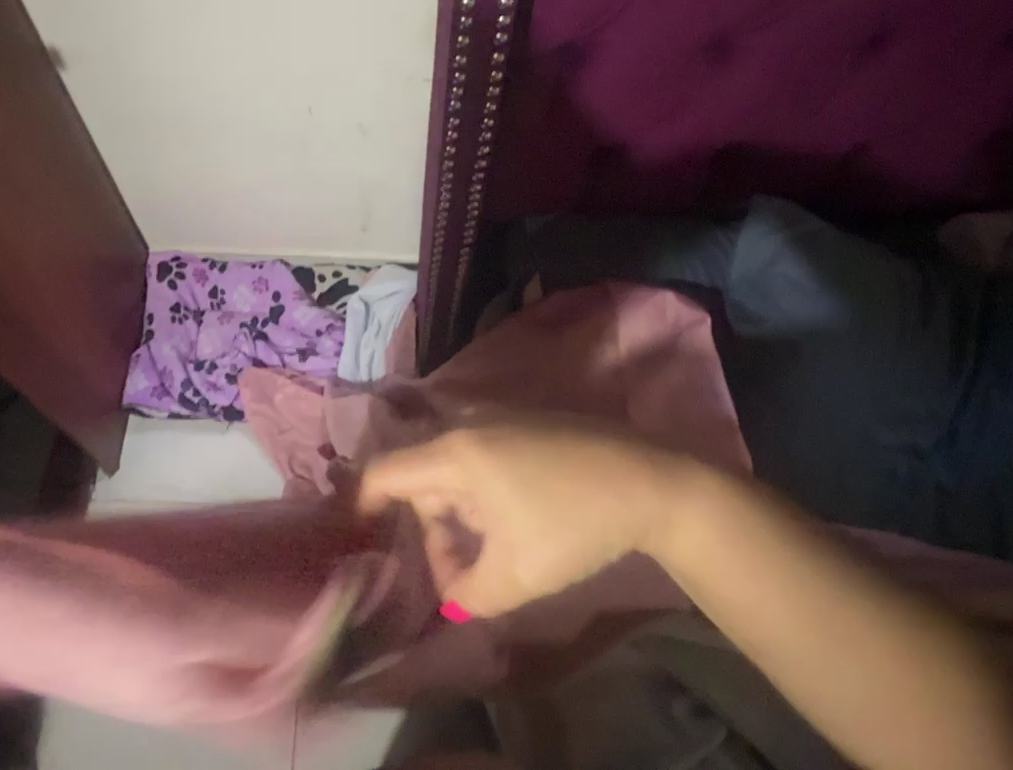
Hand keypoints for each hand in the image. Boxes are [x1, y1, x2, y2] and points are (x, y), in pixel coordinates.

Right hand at [356, 422, 693, 616]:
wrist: (651, 484)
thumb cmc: (574, 526)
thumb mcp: (515, 578)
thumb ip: (465, 595)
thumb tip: (451, 595)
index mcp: (455, 454)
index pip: (385, 472)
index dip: (364, 504)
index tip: (360, 538)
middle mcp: (469, 425)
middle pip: (423, 480)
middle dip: (434, 531)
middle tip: (463, 573)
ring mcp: (500, 418)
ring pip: (455, 470)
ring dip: (462, 516)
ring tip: (498, 553)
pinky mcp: (527, 422)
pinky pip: (482, 457)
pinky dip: (483, 493)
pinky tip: (518, 522)